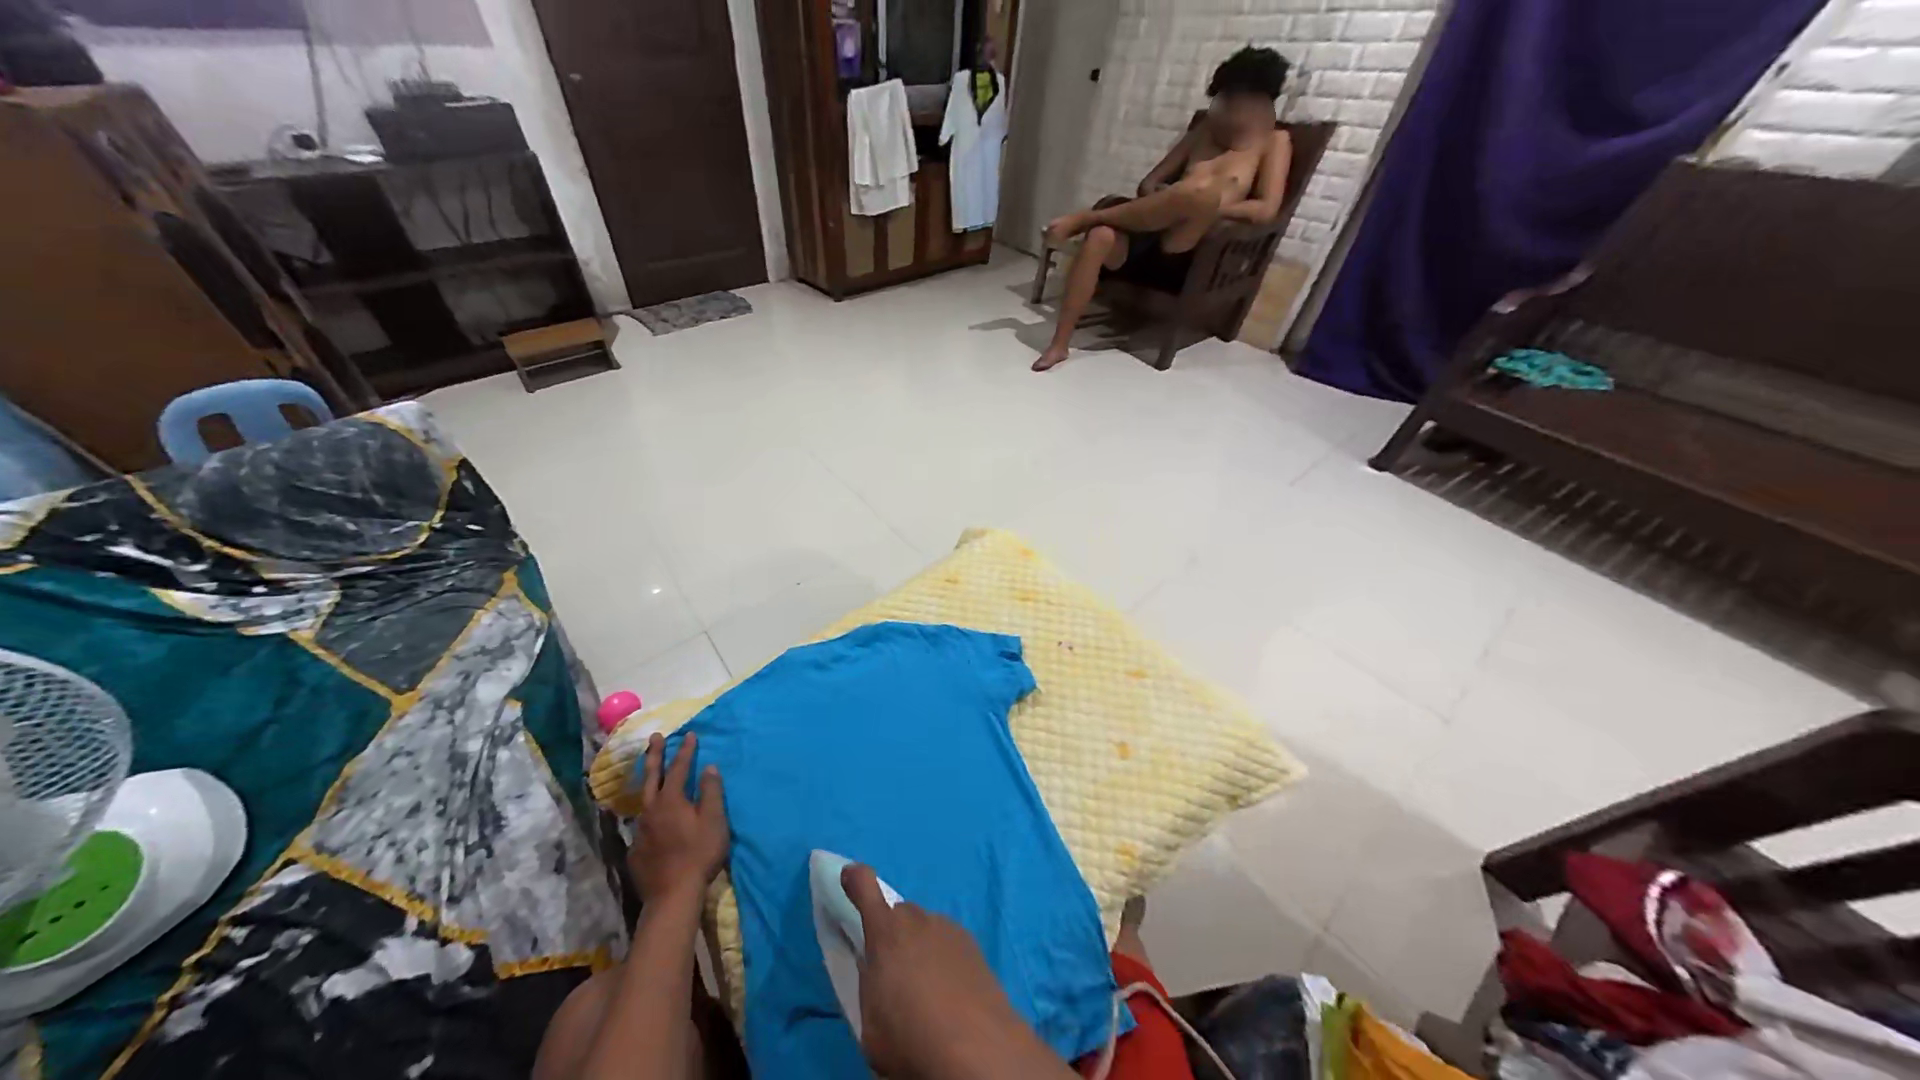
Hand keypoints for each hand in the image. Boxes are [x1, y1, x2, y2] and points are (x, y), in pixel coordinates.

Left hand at [628, 732, 728, 903]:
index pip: (679, 768)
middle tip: (655, 737)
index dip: (686, 751)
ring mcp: (640, 830)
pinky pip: (642, 823)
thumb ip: (711, 792)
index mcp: (671, 800)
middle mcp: (651, 810)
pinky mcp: (636, 849)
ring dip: (648, 781)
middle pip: (652, 776)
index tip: (690, 734)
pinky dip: (648, 812)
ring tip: (651, 773)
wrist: (672, 894)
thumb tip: (709, 767)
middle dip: (655, 755)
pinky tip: (653, 818)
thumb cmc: (699, 853)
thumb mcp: (714, 820)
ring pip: (643, 799)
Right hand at [843, 864, 1074, 1079]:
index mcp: (885, 934)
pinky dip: (942, 956)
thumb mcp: (870, 1023)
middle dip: (892, 932)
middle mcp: (917, 920)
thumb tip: (874, 967)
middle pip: (898, 914)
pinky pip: (947, 941)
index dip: (855, 879)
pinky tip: (948, 988)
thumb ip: (868, 984)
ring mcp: (948, 929)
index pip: (865, 888)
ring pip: (924, 928)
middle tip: (892, 969)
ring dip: (919, 945)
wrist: (978, 1048)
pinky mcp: (973, 943)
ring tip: (924, 986)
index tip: (850, 876)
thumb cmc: (912, 1038)